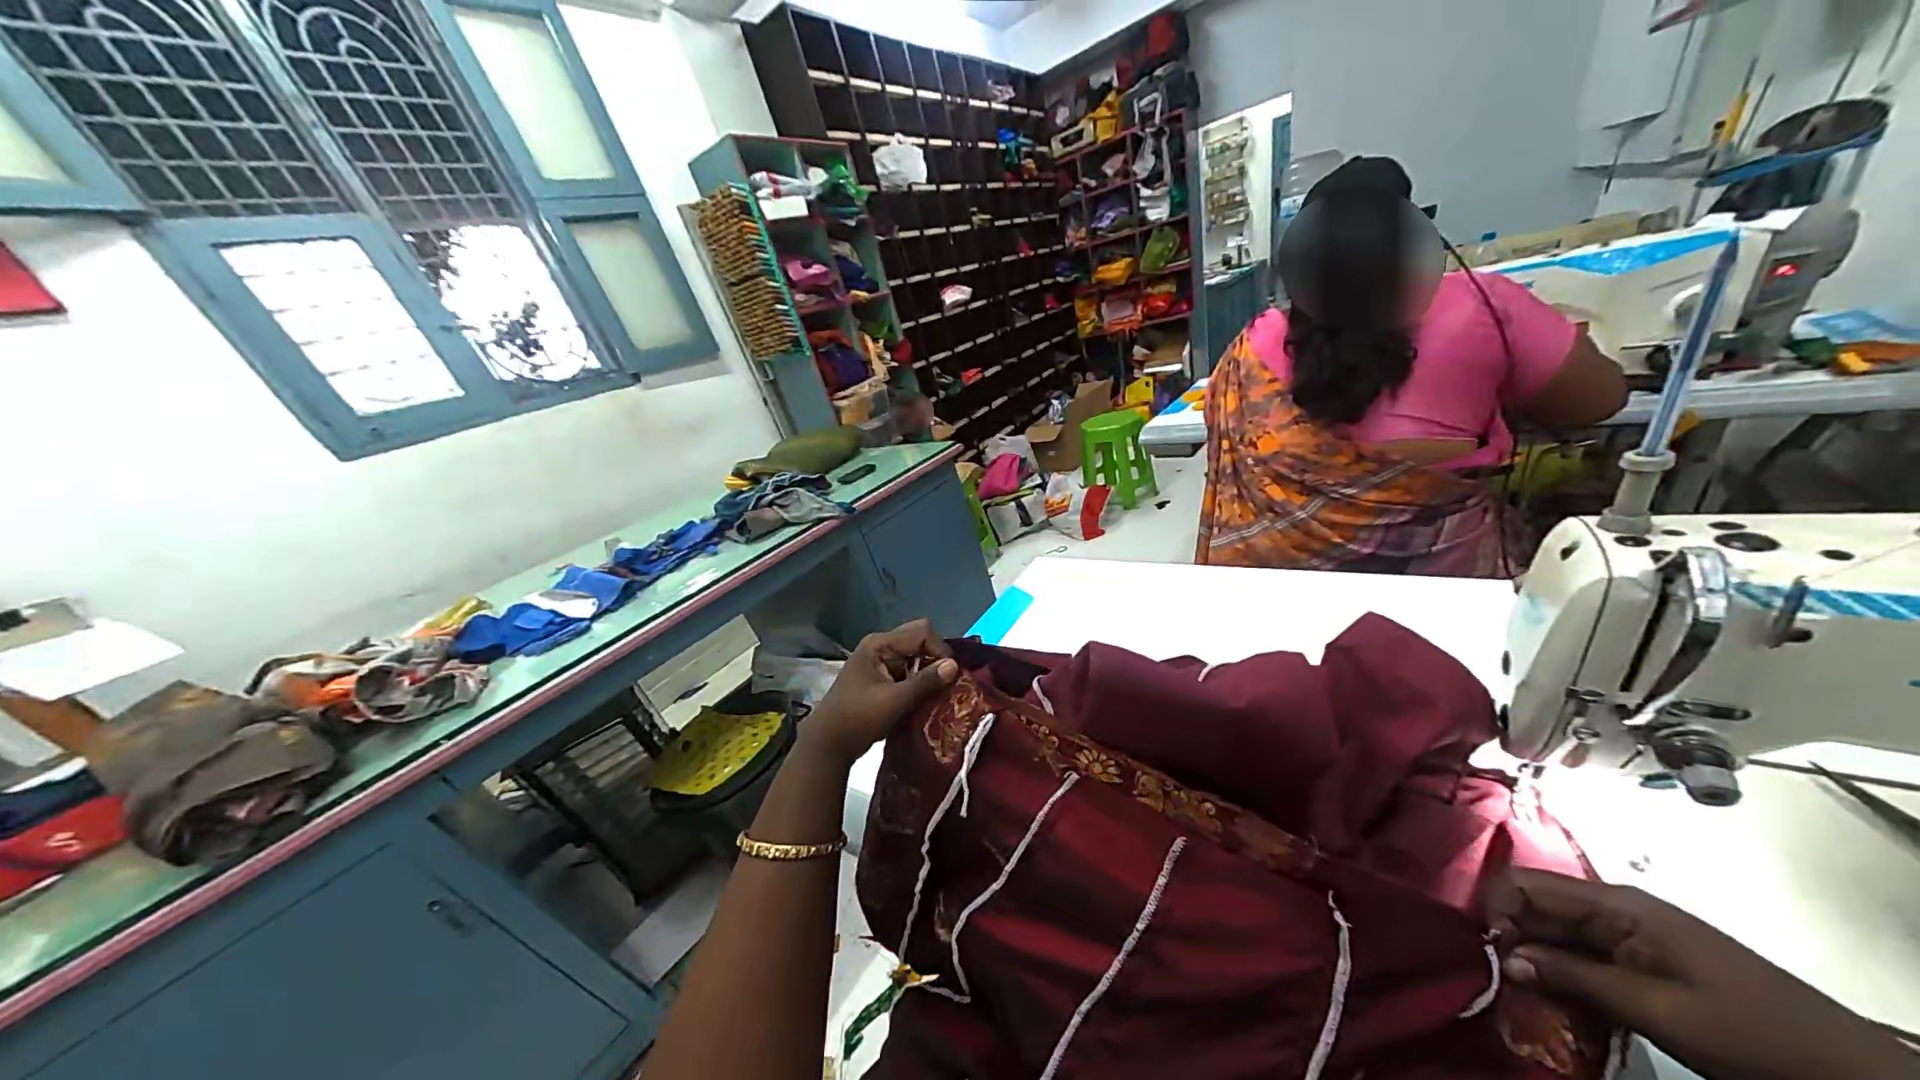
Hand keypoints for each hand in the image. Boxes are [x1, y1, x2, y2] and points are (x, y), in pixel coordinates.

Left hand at [801, 620, 958, 767]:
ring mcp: (879, 662)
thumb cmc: (858, 718)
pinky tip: (927, 697)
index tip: (951, 675)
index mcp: (879, 644)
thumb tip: (955, 665)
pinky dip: (919, 680)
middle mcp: (880, 647)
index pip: (922, 632)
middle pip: (918, 639)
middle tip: (947, 680)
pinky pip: (907, 670)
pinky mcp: (881, 678)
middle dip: (936, 656)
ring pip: (914, 655)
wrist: (828, 744)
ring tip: (940, 690)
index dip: (940, 649)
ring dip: (928, 670)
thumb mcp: (894, 701)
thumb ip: (925, 682)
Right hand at [1484, 869, 1916, 1079]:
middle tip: (1501, 983)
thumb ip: (1577, 977)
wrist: (1852, 1071)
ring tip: (1526, 997)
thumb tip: (1507, 959)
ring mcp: (1631, 935)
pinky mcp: (1642, 961)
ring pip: (1557, 934)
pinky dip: (1564, 977)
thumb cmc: (1752, 1032)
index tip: (1490, 954)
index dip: (1498, 911)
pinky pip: (1583, 956)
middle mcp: (1616, 908)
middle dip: (1512, 940)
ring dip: (1536, 962)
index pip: (1527, 884)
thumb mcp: (1658, 1009)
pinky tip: (1559, 1003)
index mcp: (1618, 904)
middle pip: (1538, 908)